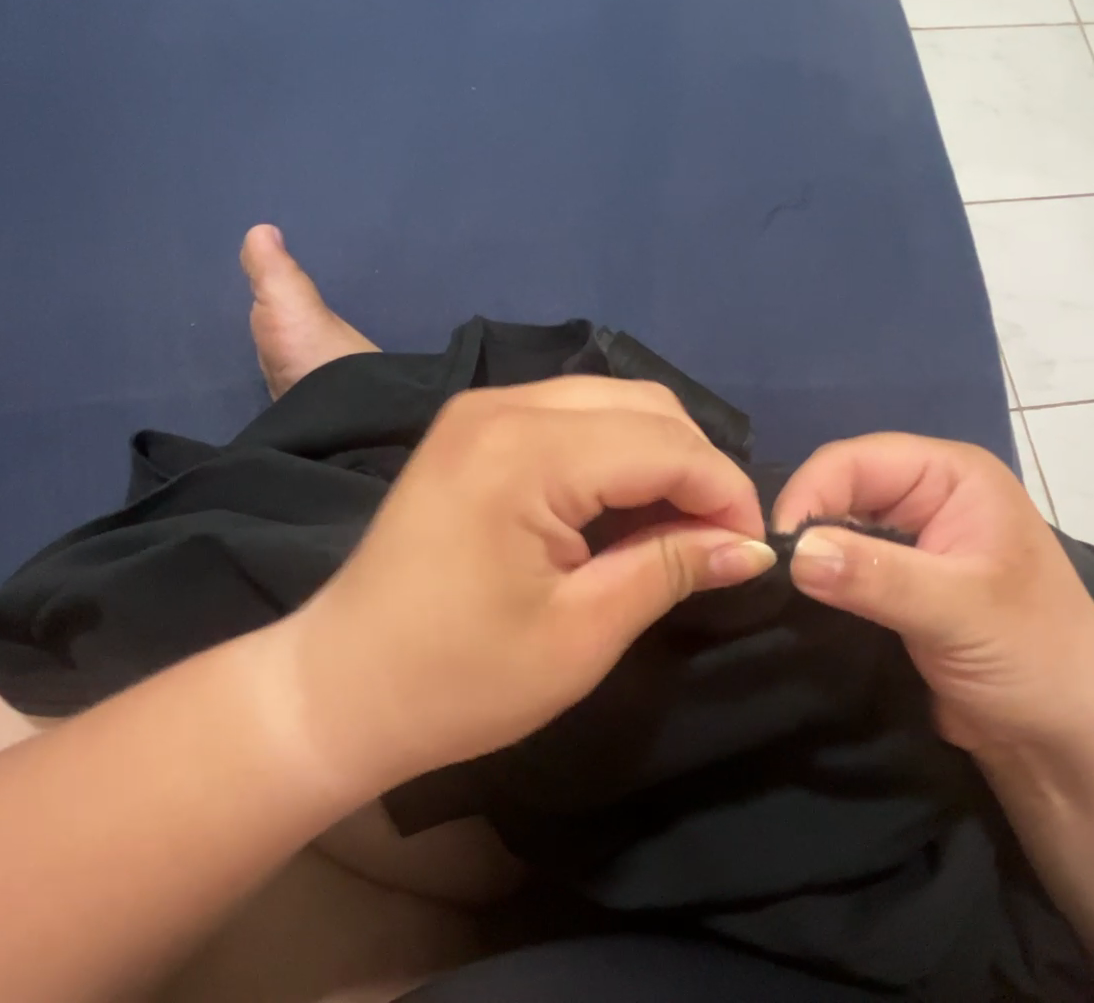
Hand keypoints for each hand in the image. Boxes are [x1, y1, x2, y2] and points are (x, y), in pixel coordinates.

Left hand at [280, 377, 776, 795]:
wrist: (340, 689)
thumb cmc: (457, 681)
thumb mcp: (580, 635)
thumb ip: (671, 569)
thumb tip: (752, 548)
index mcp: (526, 452)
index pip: (666, 445)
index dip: (726, 493)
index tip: (753, 552)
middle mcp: (503, 406)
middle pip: (644, 406)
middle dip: (698, 468)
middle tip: (719, 543)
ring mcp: (480, 411)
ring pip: (611, 403)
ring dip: (659, 458)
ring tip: (679, 530)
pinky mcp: (470, 431)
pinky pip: (571, 417)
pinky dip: (614, 454)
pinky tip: (624, 508)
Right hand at [773, 434, 1093, 754]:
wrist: (1062, 740)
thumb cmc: (1035, 658)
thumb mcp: (961, 611)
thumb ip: (879, 577)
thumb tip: (794, 553)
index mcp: (952, 476)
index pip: (856, 460)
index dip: (810, 494)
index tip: (776, 551)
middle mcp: (926, 498)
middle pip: (838, 490)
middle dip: (802, 526)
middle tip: (767, 574)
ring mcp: (909, 544)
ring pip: (833, 531)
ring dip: (805, 559)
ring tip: (772, 591)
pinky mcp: (892, 586)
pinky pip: (839, 570)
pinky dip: (815, 586)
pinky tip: (794, 607)